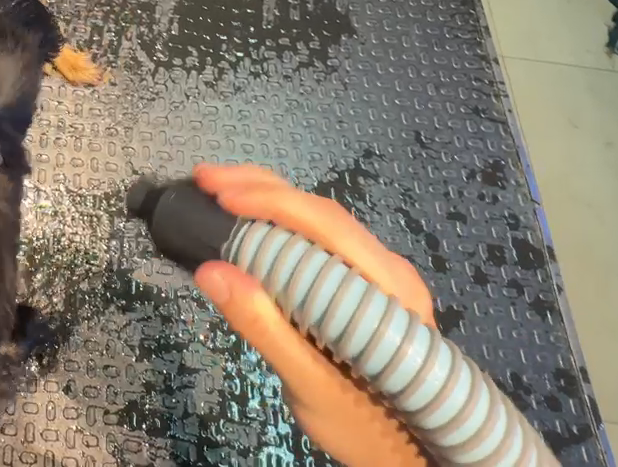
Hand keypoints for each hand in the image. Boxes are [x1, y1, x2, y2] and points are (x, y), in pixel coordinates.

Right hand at [192, 163, 434, 466]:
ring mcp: (374, 270)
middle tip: (202, 178)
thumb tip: (210, 271)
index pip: (326, 224)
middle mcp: (386, 266)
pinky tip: (244, 215)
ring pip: (315, 216)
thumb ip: (266, 329)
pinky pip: (314, 233)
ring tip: (213, 186)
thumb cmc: (367, 426)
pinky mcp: (358, 279)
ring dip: (262, 195)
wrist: (414, 456)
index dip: (271, 202)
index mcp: (387, 287)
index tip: (220, 196)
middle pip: (318, 210)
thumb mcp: (313, 388)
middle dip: (257, 187)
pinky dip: (274, 216)